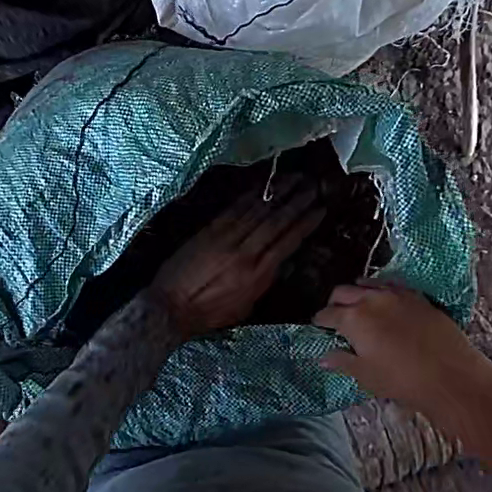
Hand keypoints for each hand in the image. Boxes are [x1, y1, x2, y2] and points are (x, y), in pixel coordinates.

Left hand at [149, 176, 325, 338]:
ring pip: (256, 211)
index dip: (306, 223)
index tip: (321, 209)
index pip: (288, 242)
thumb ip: (265, 282)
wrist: (170, 306)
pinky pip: (232, 210)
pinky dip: (248, 197)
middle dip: (296, 201)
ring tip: (293, 178)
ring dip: (276, 192)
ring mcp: (225, 239)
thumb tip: (282, 261)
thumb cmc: (209, 313)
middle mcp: (245, 253)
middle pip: (276, 221)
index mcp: (258, 275)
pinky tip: (260, 186)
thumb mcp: (246, 306)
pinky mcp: (207, 232)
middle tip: (313, 185)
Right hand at [314, 282, 491, 469]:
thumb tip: (323, 356)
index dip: (320, 321)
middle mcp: (371, 300)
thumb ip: (342, 361)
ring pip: (367, 284)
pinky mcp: (418, 298)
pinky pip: (393, 286)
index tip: (319, 328)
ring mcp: (396, 296)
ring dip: (357, 293)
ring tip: (359, 306)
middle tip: (336, 317)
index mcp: (353, 319)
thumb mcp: (366, 376)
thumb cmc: (403, 381)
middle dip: (334, 303)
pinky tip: (386, 303)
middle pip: (342, 292)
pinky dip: (382, 291)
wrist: (454, 379)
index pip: (327, 314)